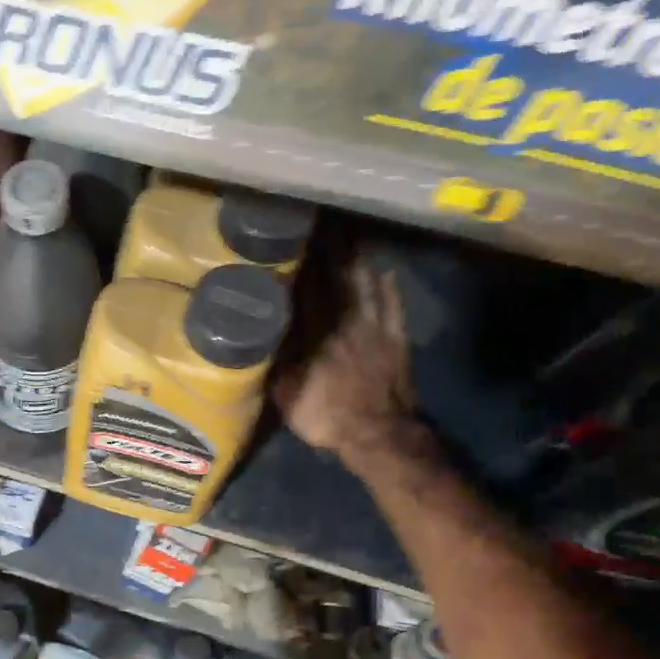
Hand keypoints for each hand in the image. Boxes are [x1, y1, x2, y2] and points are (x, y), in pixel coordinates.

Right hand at [276, 257, 423, 465]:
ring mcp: (374, 328)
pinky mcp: (396, 339)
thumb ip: (276, 360)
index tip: (292, 237)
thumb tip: (262, 334)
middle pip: (336, 278)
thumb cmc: (325, 417)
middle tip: (320, 225)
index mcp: (314, 333)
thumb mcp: (286, 393)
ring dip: (357, 259)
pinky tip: (386, 271)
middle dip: (328, 251)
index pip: (306, 289)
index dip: (299, 262)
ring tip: (348, 237)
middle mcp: (344, 321)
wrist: (377, 433)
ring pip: (365, 285)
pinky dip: (389, 286)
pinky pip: (393, 305)